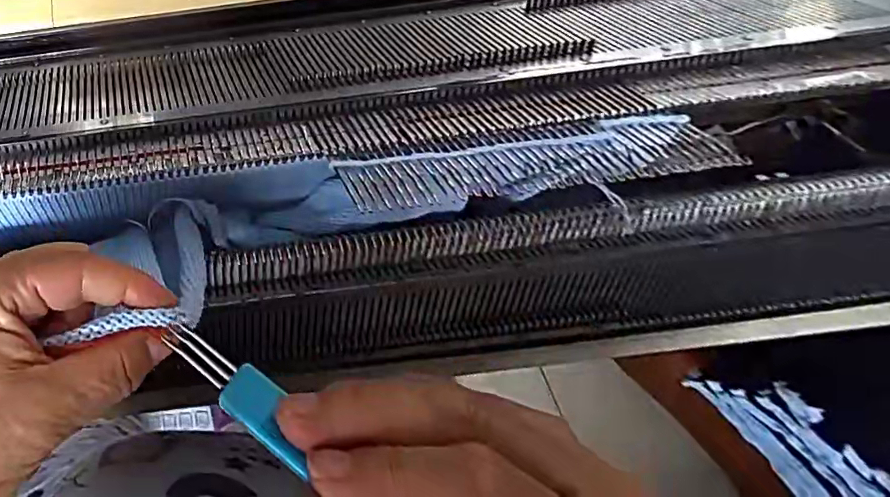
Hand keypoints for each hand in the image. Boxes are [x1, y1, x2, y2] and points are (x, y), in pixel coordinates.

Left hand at [0, 244, 176, 496]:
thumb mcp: (51, 407)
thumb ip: (114, 365)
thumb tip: (157, 338)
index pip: (81, 269)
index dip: (130, 286)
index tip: (164, 305)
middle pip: (79, 275)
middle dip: (111, 308)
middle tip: (143, 334)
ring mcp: (0, 307)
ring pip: (74, 297)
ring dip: (95, 328)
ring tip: (88, 370)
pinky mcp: (8, 329)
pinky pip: (62, 318)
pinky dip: (81, 341)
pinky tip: (73, 372)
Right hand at [277, 377, 647, 495]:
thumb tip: (345, 486)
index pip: (478, 475)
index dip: (392, 469)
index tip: (319, 470)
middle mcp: (592, 482)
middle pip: (472, 416)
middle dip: (374, 412)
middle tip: (297, 419)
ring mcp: (587, 462)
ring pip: (478, 402)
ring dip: (392, 404)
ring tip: (329, 412)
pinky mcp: (570, 455)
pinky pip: (491, 416)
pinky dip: (429, 416)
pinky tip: (387, 418)